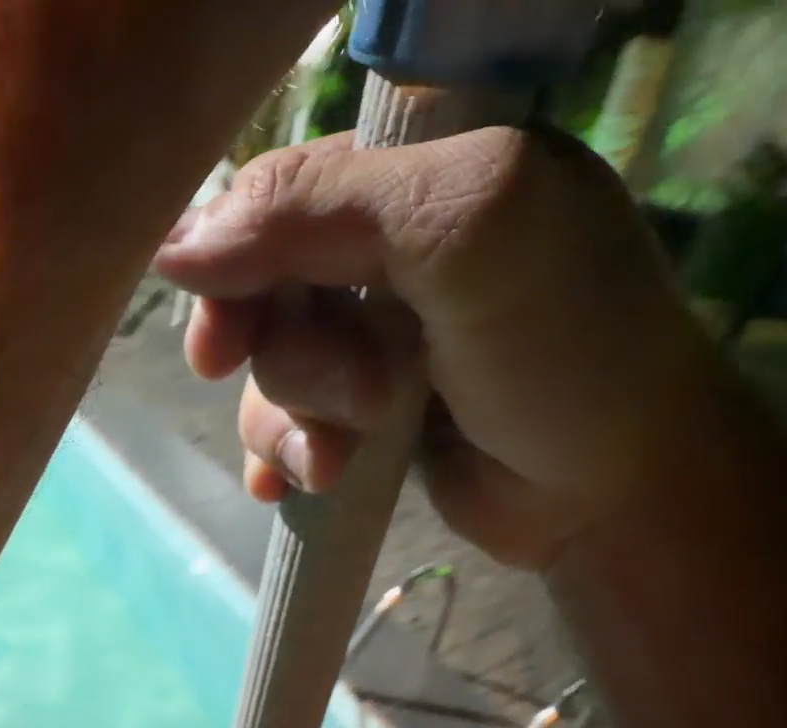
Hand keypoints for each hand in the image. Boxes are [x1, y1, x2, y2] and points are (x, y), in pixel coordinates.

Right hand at [153, 126, 721, 566]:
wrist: (614, 495)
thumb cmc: (566, 348)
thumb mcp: (464, 234)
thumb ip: (321, 210)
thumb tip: (172, 246)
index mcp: (422, 173)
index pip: (283, 191)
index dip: (236, 258)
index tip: (224, 337)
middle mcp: (389, 250)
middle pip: (263, 289)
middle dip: (292, 358)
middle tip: (348, 398)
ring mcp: (374, 338)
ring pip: (271, 368)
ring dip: (299, 419)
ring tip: (351, 454)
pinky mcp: (365, 412)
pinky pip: (282, 423)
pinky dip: (283, 457)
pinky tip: (293, 487)